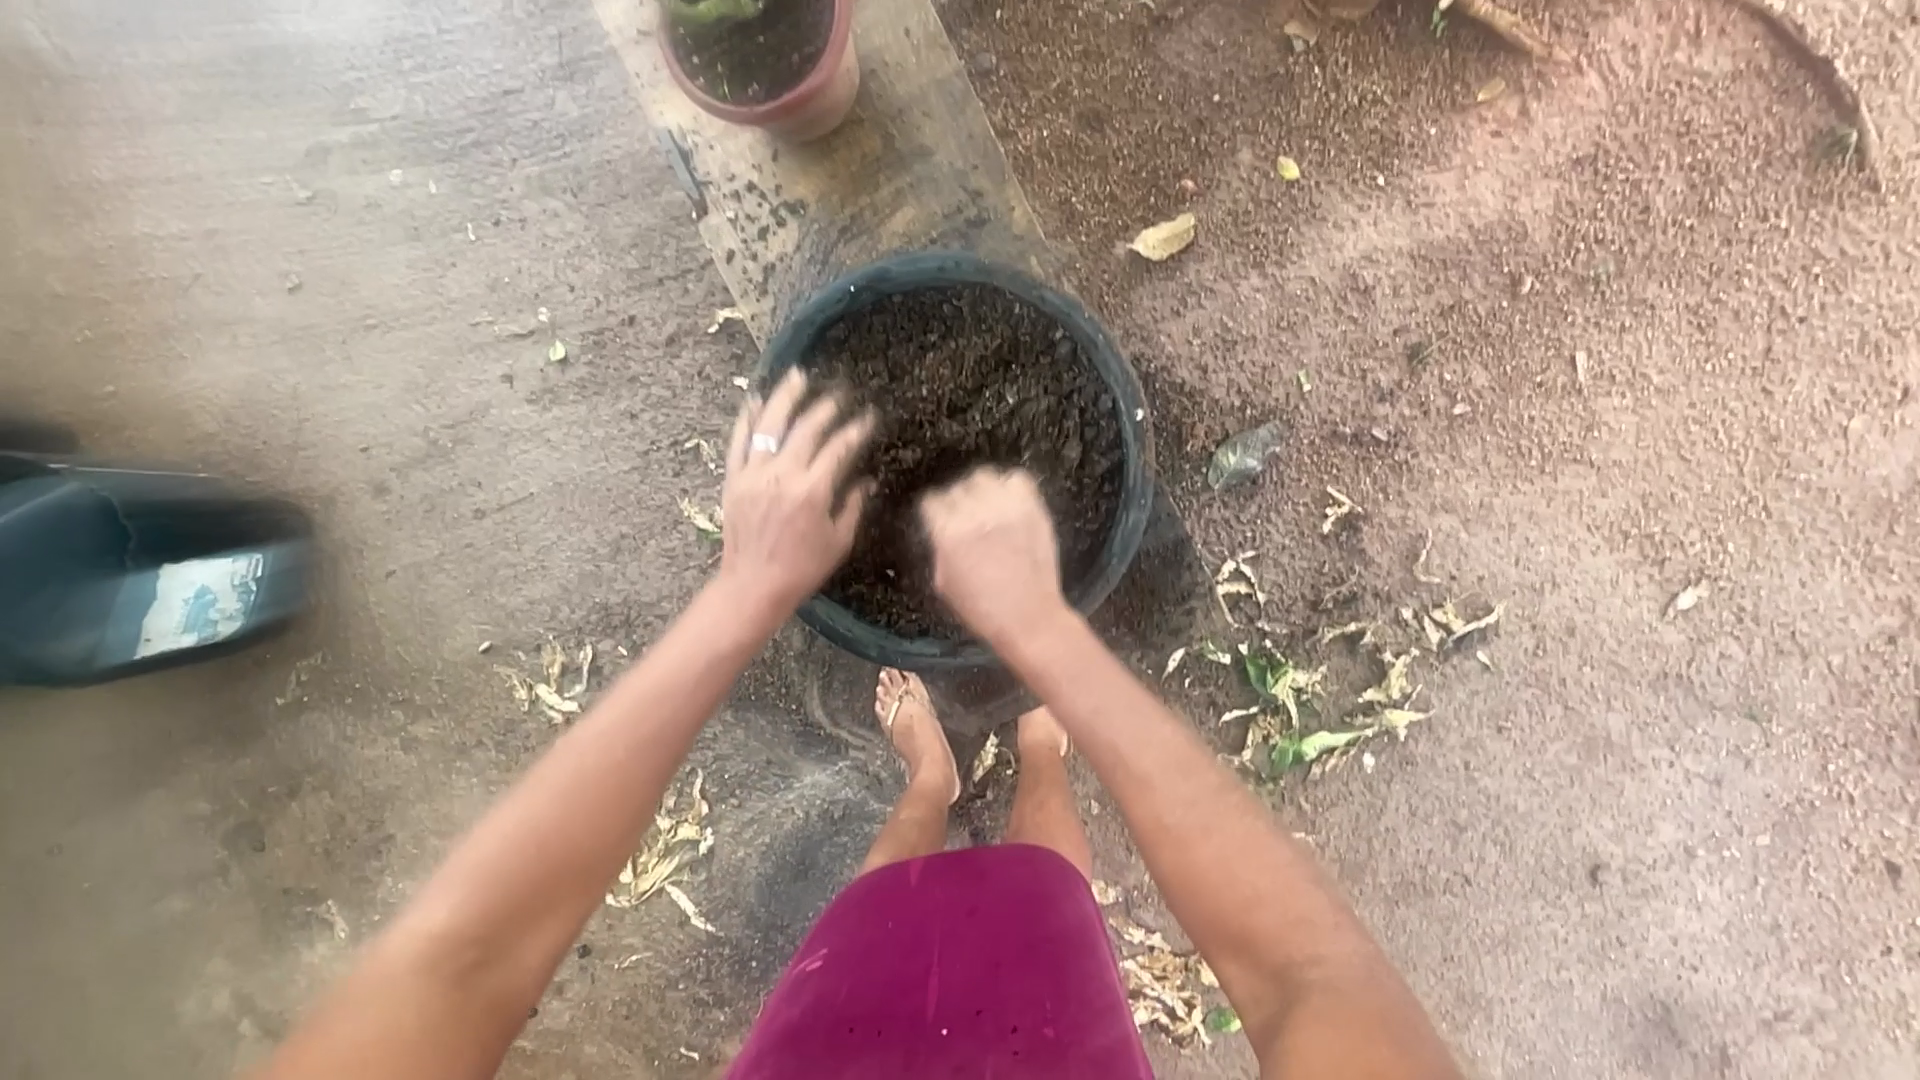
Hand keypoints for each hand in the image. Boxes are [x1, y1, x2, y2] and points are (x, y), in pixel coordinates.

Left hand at [719, 369, 874, 614]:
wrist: (754, 585)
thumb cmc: (802, 569)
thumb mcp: (839, 541)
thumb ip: (853, 506)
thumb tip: (866, 480)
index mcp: (813, 491)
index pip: (839, 448)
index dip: (856, 429)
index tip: (868, 417)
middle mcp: (782, 476)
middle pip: (806, 429)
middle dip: (826, 408)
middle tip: (839, 395)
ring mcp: (754, 475)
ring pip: (770, 426)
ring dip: (785, 398)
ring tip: (797, 376)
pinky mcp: (734, 481)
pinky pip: (739, 443)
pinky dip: (746, 420)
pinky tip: (755, 401)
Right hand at [920, 467, 1069, 648]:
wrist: (1029, 617)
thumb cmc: (983, 610)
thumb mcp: (944, 583)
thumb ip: (940, 549)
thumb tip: (941, 533)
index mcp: (948, 533)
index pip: (931, 501)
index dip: (934, 513)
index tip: (940, 522)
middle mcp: (976, 514)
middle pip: (957, 487)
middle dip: (957, 503)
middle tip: (965, 519)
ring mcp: (1007, 507)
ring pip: (984, 476)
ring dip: (982, 490)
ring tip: (987, 507)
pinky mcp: (1034, 508)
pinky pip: (1018, 479)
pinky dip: (1011, 488)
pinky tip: (1010, 505)